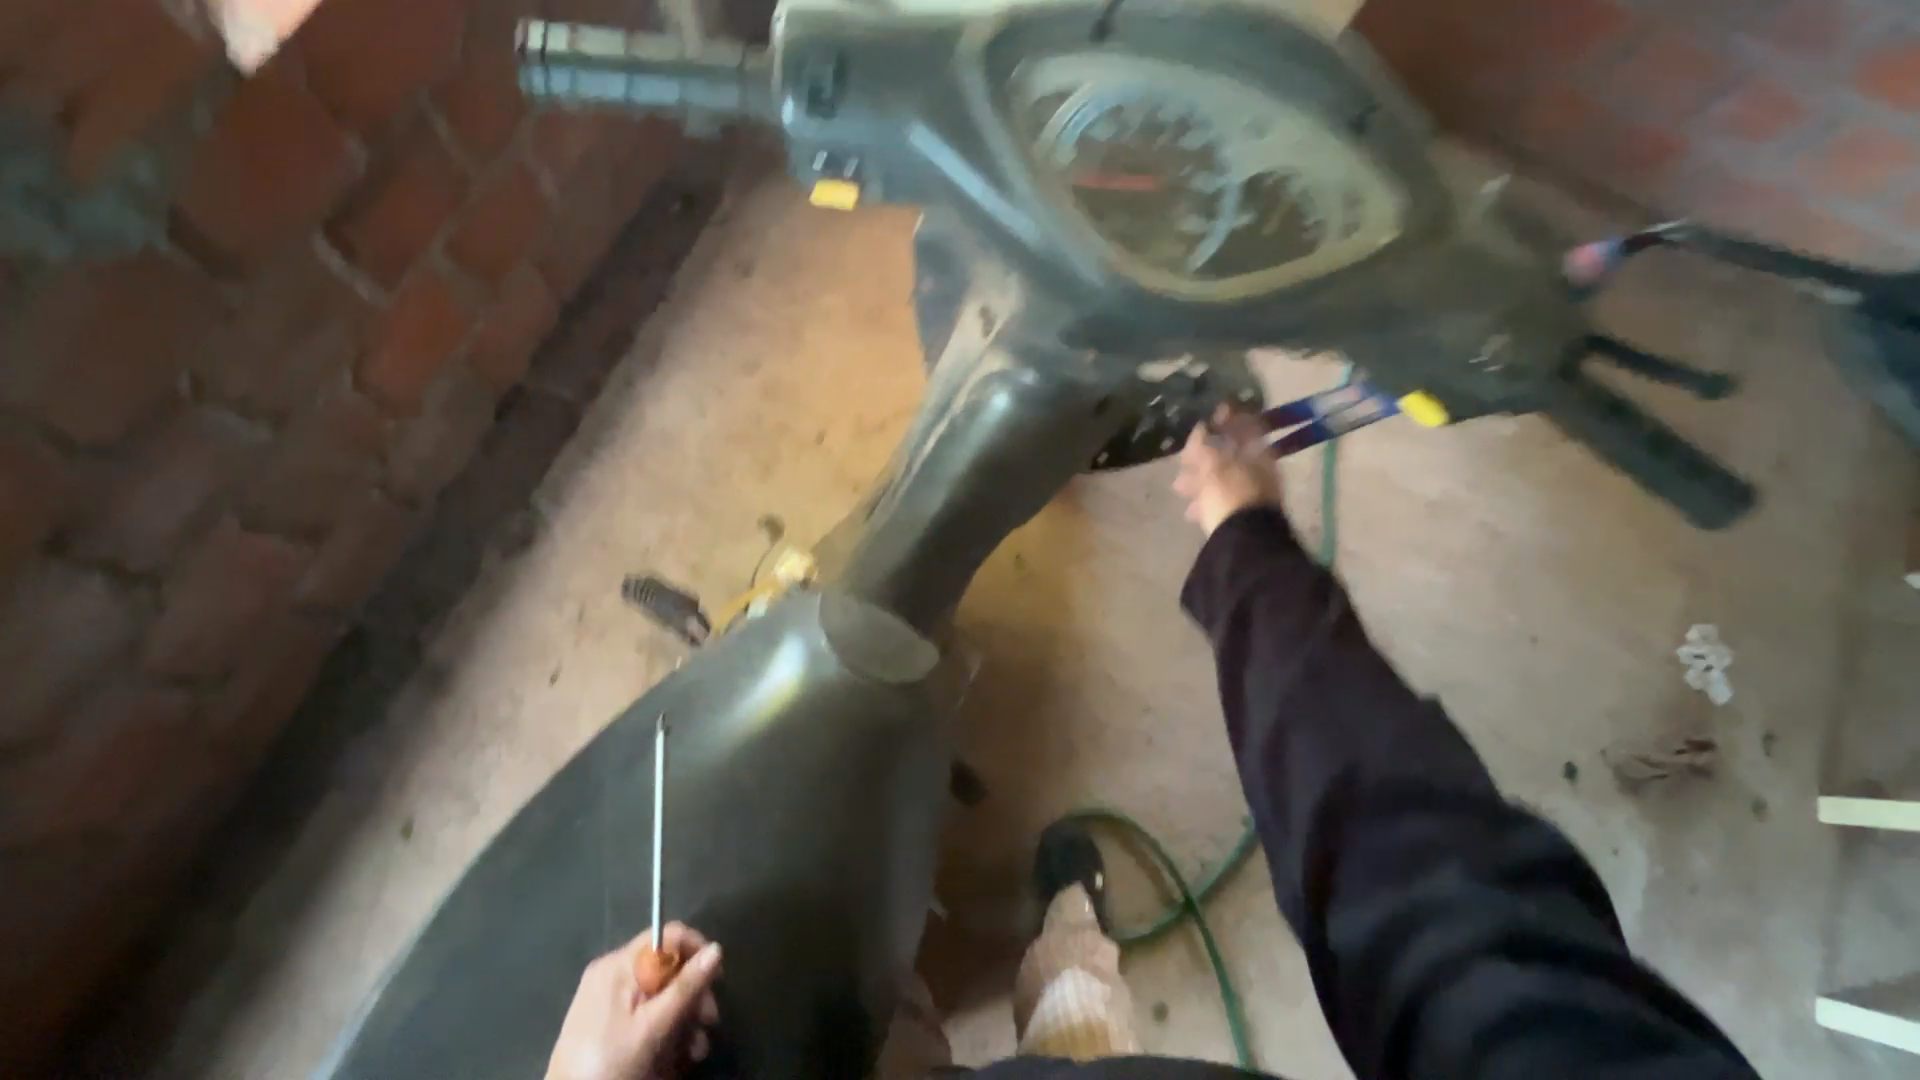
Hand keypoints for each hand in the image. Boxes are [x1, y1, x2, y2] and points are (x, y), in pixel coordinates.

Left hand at [546, 924, 723, 1079]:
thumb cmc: (609, 1065)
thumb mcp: (652, 1028)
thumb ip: (685, 988)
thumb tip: (717, 949)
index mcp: (618, 966)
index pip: (667, 935)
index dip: (697, 951)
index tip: (716, 980)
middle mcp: (612, 973)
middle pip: (667, 966)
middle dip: (693, 993)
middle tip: (708, 1023)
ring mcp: (607, 998)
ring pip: (660, 992)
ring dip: (684, 1016)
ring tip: (695, 1048)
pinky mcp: (606, 1021)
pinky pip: (645, 1010)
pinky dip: (665, 1027)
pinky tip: (678, 1053)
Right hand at [1173, 405, 1283, 535]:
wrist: (1244, 542)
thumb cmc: (1231, 495)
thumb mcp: (1214, 466)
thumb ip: (1205, 446)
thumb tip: (1200, 428)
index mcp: (1258, 454)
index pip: (1246, 427)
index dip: (1228, 418)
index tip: (1210, 414)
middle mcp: (1260, 472)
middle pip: (1231, 456)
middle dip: (1205, 455)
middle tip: (1184, 457)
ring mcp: (1253, 496)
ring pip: (1223, 480)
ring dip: (1200, 480)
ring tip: (1179, 487)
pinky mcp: (1242, 518)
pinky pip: (1221, 502)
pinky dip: (1205, 502)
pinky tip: (1191, 510)